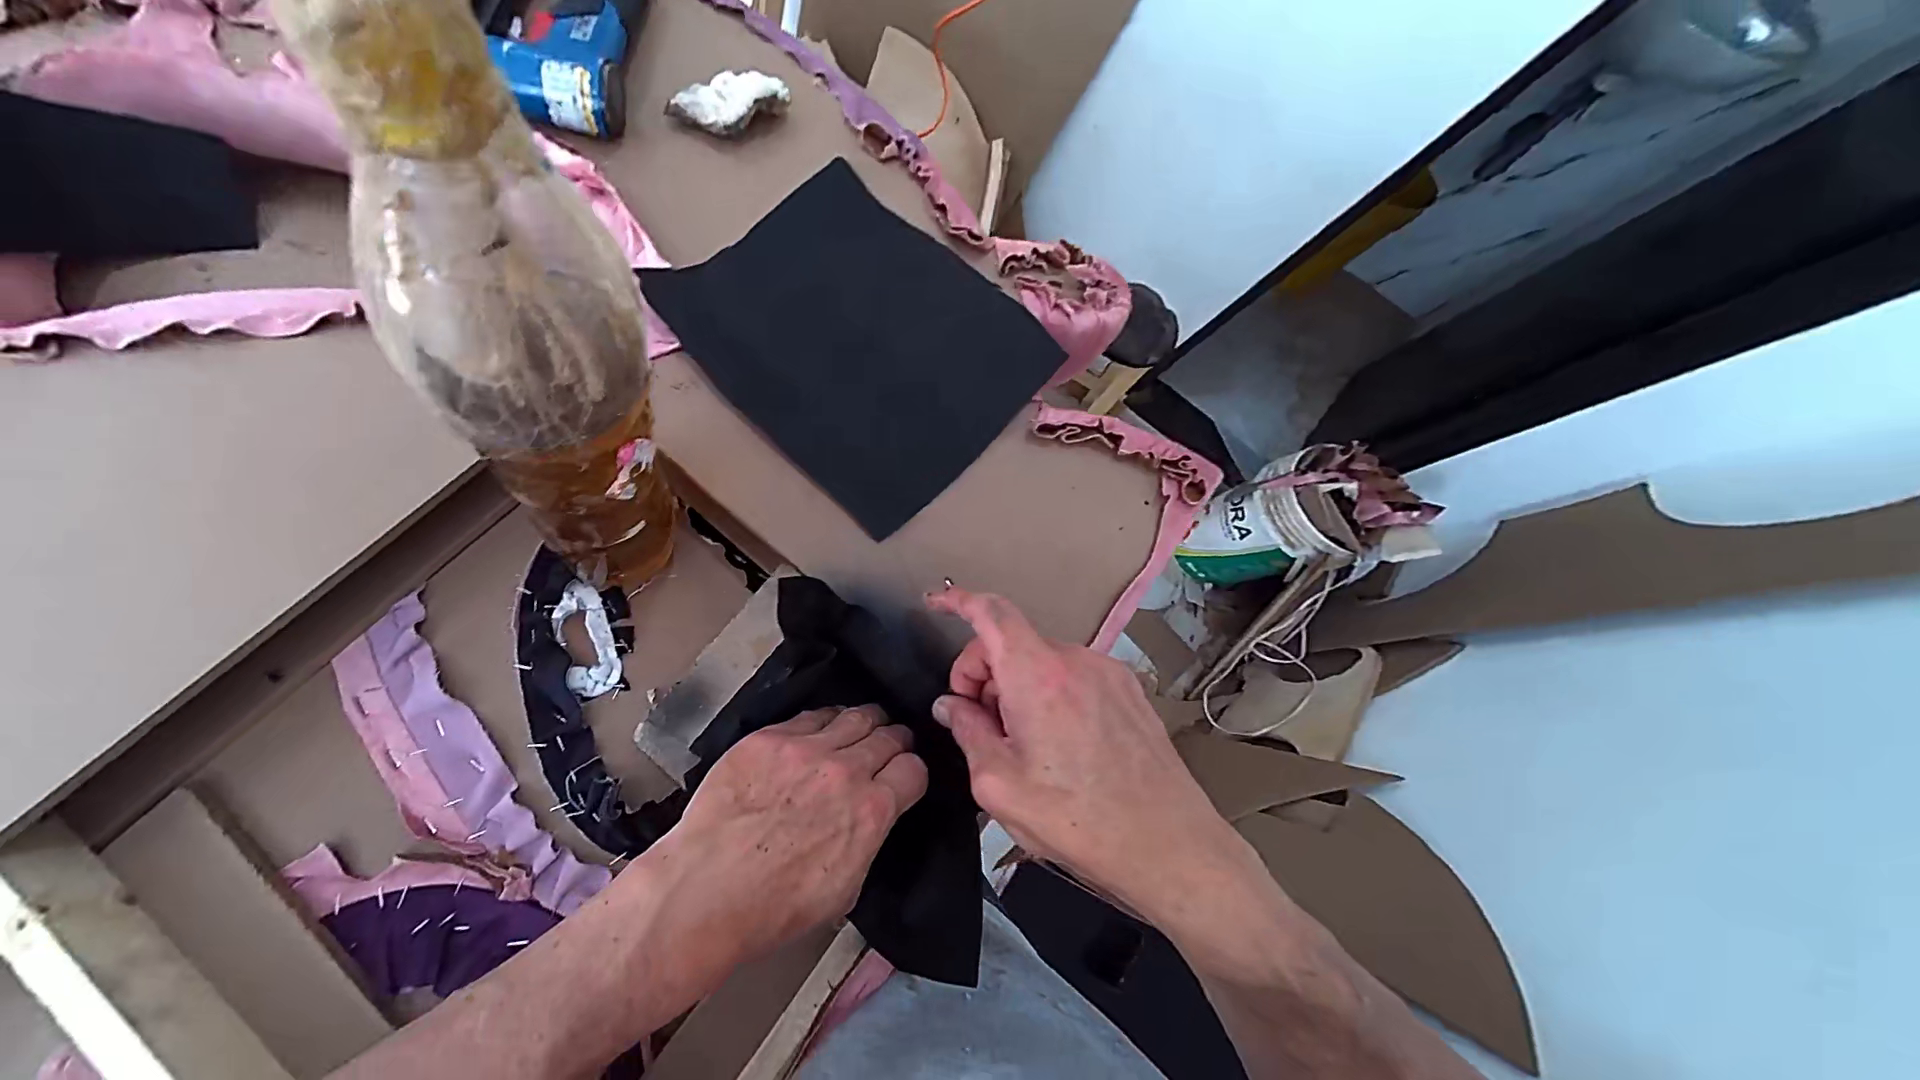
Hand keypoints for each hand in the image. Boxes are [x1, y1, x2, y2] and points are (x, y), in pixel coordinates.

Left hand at [655, 705, 927, 965]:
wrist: (704, 893)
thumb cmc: (769, 906)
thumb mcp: (846, 887)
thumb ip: (869, 839)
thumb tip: (873, 818)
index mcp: (872, 811)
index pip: (914, 768)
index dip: (912, 770)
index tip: (905, 772)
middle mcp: (846, 772)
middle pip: (889, 734)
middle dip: (895, 739)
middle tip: (889, 743)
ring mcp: (806, 750)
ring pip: (856, 715)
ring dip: (866, 721)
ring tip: (862, 725)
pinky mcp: (769, 739)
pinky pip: (811, 715)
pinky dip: (823, 721)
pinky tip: (818, 730)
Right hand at [924, 588, 1249, 920]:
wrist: (1169, 846)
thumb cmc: (1084, 823)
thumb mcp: (999, 785)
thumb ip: (968, 733)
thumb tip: (952, 707)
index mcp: (1039, 677)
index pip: (991, 613)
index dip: (957, 600)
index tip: (937, 603)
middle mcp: (1077, 661)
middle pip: (1011, 641)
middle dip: (982, 674)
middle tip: (978, 725)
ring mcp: (1107, 673)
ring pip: (1041, 661)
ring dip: (1016, 688)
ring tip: (1023, 746)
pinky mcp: (1127, 690)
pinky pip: (1072, 675)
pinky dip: (1049, 693)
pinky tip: (1056, 745)